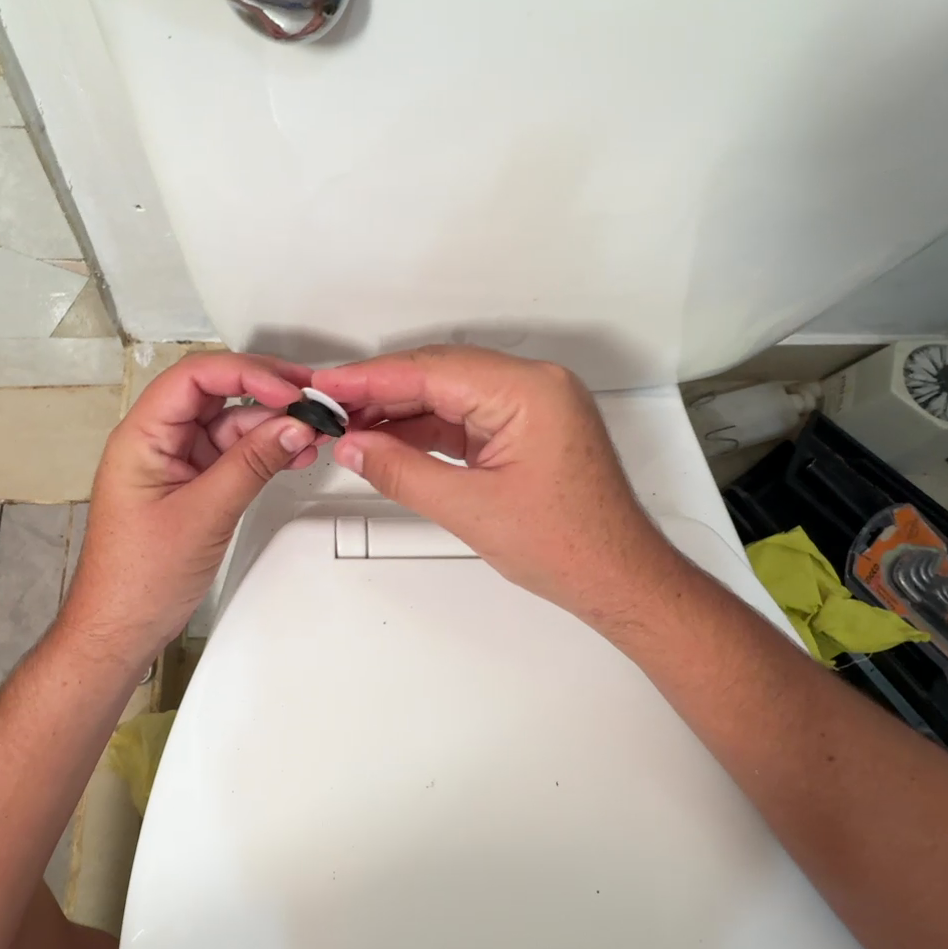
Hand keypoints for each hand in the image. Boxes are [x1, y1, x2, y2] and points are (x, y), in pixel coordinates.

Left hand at [61, 352, 321, 659]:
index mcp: (141, 437)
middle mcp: (158, 441)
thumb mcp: (203, 515)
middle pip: (216, 392)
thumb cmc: (135, 579)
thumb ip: (251, 465)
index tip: (286, 390)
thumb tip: (291, 427)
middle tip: (308, 398)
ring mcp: (178, 461)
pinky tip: (293, 453)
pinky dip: (267, 451)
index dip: (245, 373)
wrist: (123, 626)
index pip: (195, 377)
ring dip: (273, 424)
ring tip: (311, 432)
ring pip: (231, 423)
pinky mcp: (195, 483)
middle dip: (266, 391)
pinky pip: (235, 453)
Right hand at [314, 345, 687, 630]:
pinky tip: (388, 439)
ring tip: (351, 425)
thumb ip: (402, 472)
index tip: (331, 383)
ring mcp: (530, 406)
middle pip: (439, 374)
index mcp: (530, 392)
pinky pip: (463, 416)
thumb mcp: (469, 509)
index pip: (433, 370)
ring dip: (399, 410)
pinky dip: (423, 428)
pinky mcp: (523, 428)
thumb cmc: (572, 546)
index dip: (373, 377)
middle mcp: (534, 387)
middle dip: (381, 391)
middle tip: (331, 404)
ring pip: (448, 394)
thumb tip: (356, 447)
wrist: (616, 578)